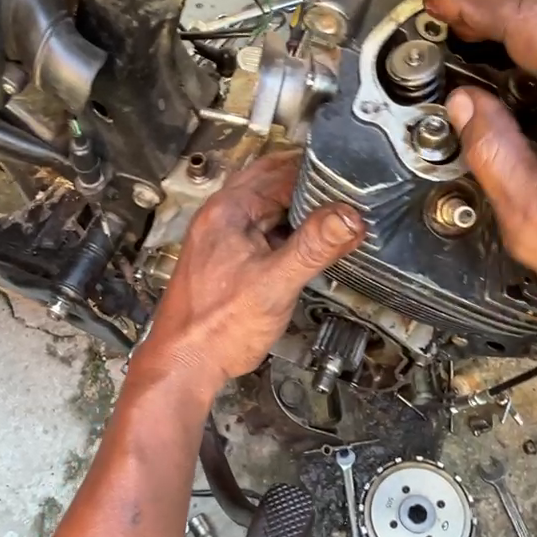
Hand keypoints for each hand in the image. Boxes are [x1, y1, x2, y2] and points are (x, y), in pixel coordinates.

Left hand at [137, 152, 363, 389]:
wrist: (185, 363)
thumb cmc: (216, 327)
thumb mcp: (276, 284)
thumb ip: (314, 247)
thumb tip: (348, 217)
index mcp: (227, 211)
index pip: (281, 173)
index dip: (318, 177)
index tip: (351, 182)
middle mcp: (219, 217)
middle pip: (271, 183)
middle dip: (308, 184)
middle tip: (346, 188)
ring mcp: (220, 238)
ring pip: (266, 207)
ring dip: (296, 207)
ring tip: (333, 211)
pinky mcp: (225, 258)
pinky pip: (260, 230)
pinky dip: (284, 228)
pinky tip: (303, 241)